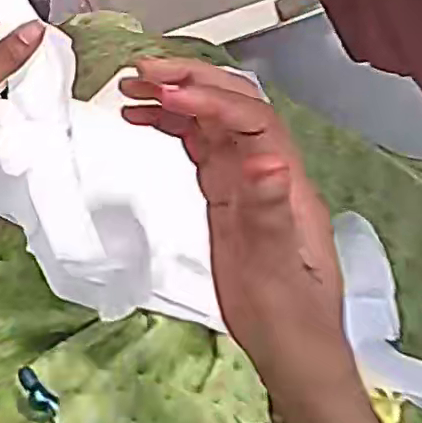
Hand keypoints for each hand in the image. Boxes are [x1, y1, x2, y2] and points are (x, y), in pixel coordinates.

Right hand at [122, 58, 385, 422]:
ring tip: (130, 87)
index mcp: (285, 181)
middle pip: (231, 102)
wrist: (291, 350)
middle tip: (141, 72)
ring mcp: (242, 176)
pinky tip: (140, 118)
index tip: (165, 93)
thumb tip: (265, 160)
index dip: (209, 98)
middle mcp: (265, 167)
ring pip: (208, 118)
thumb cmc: (290, 315)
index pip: (250, 119)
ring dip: (173, 95)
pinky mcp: (222, 188)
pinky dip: (167, 123)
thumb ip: (271, 211)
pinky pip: (194, 141)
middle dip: (189, 79)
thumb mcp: (279, 267)